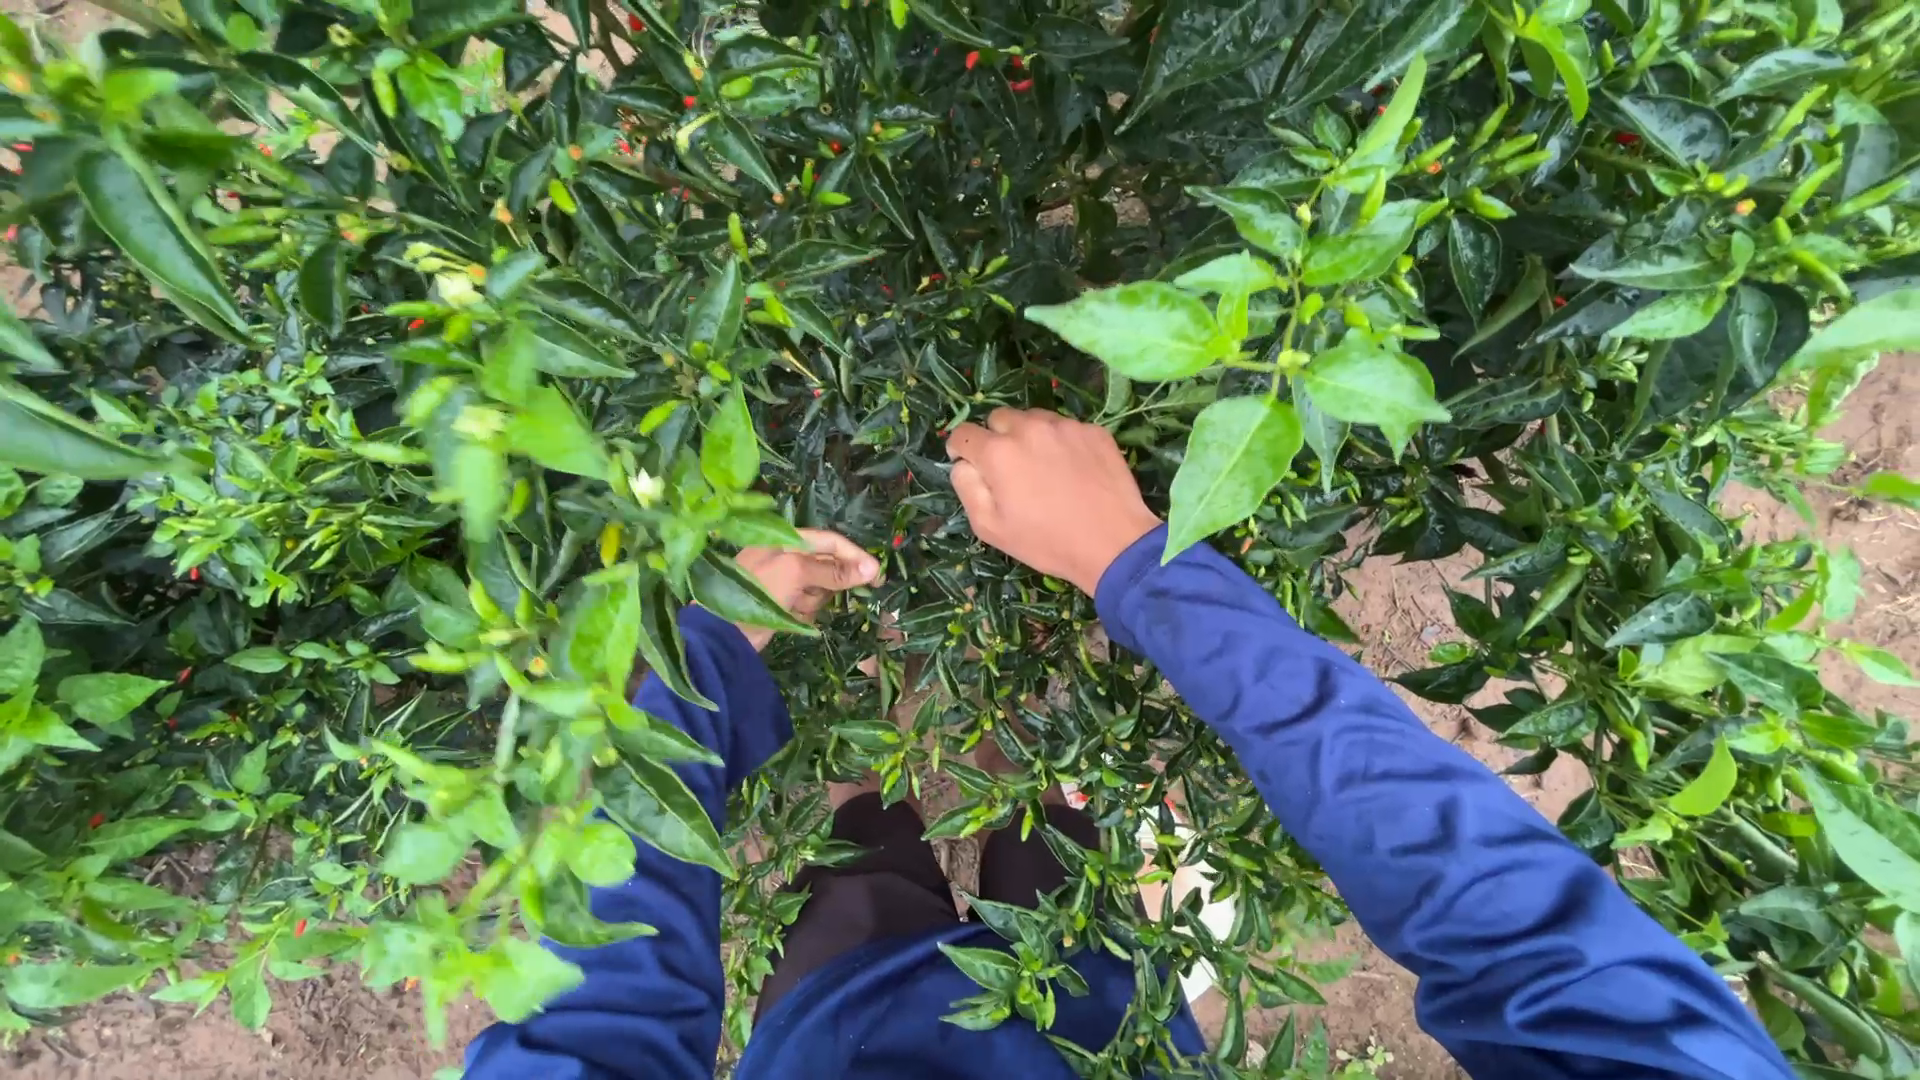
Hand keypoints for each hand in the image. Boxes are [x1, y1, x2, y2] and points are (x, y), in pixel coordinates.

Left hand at [733, 529, 879, 650]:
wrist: (724, 633)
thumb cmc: (758, 591)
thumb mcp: (796, 572)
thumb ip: (833, 570)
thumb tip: (873, 568)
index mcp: (786, 540)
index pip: (831, 541)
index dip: (855, 555)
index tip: (876, 574)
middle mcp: (787, 556)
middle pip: (829, 564)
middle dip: (830, 582)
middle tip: (819, 594)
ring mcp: (785, 580)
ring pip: (822, 587)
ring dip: (816, 599)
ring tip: (796, 607)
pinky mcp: (784, 602)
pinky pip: (810, 603)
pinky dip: (805, 611)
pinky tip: (792, 617)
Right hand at [946, 408, 1161, 594]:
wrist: (1113, 543)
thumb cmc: (1046, 541)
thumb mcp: (990, 527)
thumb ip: (967, 487)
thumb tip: (962, 463)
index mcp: (998, 452)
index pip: (964, 433)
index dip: (961, 448)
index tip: (969, 462)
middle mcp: (1029, 428)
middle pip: (998, 419)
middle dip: (996, 438)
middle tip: (1010, 469)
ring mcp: (1065, 426)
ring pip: (1033, 419)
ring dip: (1029, 436)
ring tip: (1043, 469)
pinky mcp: (1093, 430)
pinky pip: (1066, 428)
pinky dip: (1061, 443)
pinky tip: (1072, 471)